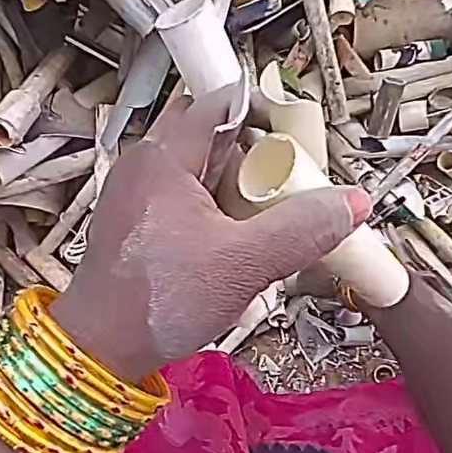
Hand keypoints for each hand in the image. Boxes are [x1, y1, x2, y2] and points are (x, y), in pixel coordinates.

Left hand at [50, 85, 369, 381]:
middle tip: (282, 182)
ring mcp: (137, 194)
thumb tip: (350, 202)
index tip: (294, 136)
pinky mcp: (138, 222)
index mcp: (163, 159)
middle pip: (211, 135)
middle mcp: (145, 166)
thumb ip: (300, 230)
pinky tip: (231, 242)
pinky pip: (185, 197)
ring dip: (234, 186)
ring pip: (199, 169)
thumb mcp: (242, 264)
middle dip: (252, 154)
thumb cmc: (158, 302)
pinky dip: (214, 208)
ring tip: (260, 219)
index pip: (219, 103)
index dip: (262, 110)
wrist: (101, 349)